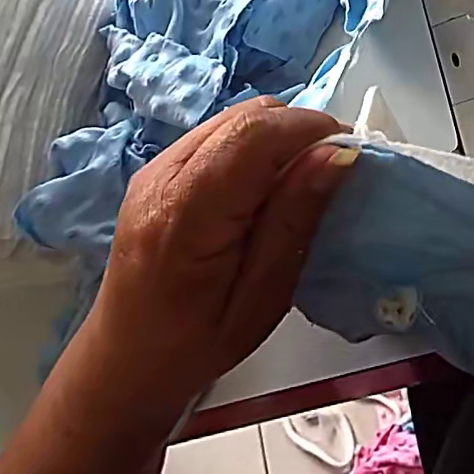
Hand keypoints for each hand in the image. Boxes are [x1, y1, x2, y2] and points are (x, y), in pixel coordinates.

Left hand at [78, 99, 351, 422]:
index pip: (253, 136)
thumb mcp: (262, 296)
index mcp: (186, 214)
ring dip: (280, 133)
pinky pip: (222, 131)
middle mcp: (164, 174)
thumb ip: (295, 219)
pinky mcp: (161, 166)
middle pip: (246, 116)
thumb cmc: (195, 343)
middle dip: (300, 129)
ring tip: (303, 175)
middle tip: (332, 167)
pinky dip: (258, 142)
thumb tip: (336, 155)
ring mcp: (157, 165)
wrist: (124, 357)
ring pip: (236, 116)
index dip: (309, 129)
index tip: (349, 153)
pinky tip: (268, 180)